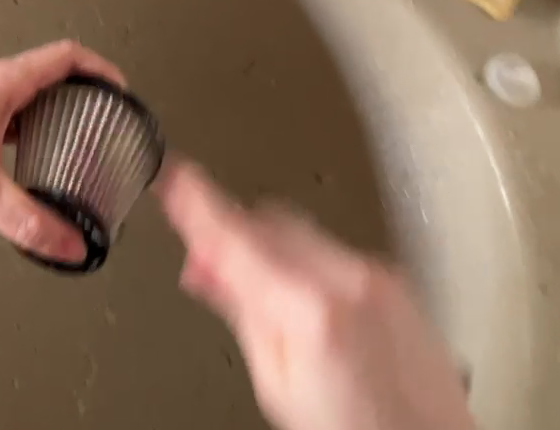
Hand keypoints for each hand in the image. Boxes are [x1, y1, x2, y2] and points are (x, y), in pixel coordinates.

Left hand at [0, 39, 124, 263]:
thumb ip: (27, 220)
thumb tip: (74, 247)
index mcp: (1, 82)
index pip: (64, 57)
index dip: (100, 69)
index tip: (125, 95)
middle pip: (54, 74)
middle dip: (88, 94)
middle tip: (114, 126)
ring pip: (35, 96)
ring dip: (63, 111)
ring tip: (89, 143)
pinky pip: (18, 114)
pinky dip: (40, 128)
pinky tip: (47, 157)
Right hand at [158, 160, 474, 429]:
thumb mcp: (276, 386)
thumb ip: (240, 312)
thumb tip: (201, 265)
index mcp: (310, 307)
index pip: (234, 233)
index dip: (194, 199)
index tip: (168, 172)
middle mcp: (349, 276)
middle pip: (265, 219)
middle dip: (231, 233)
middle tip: (203, 265)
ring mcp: (377, 273)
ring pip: (295, 227)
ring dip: (264, 244)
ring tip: (253, 291)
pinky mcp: (392, 278)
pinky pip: (327, 244)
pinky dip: (298, 256)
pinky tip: (294, 294)